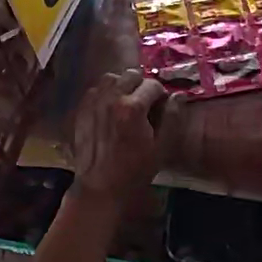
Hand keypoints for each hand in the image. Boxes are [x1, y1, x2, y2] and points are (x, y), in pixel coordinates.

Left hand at [70, 69, 169, 201]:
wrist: (101, 185)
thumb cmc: (135, 170)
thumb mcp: (162, 147)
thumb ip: (172, 118)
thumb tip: (179, 95)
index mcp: (133, 107)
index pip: (152, 85)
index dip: (161, 94)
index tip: (162, 105)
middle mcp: (111, 98)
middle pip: (131, 75)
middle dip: (142, 85)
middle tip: (146, 102)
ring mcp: (94, 102)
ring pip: (111, 78)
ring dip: (122, 85)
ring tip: (128, 101)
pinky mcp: (82, 109)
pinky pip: (96, 89)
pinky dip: (106, 92)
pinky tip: (111, 108)